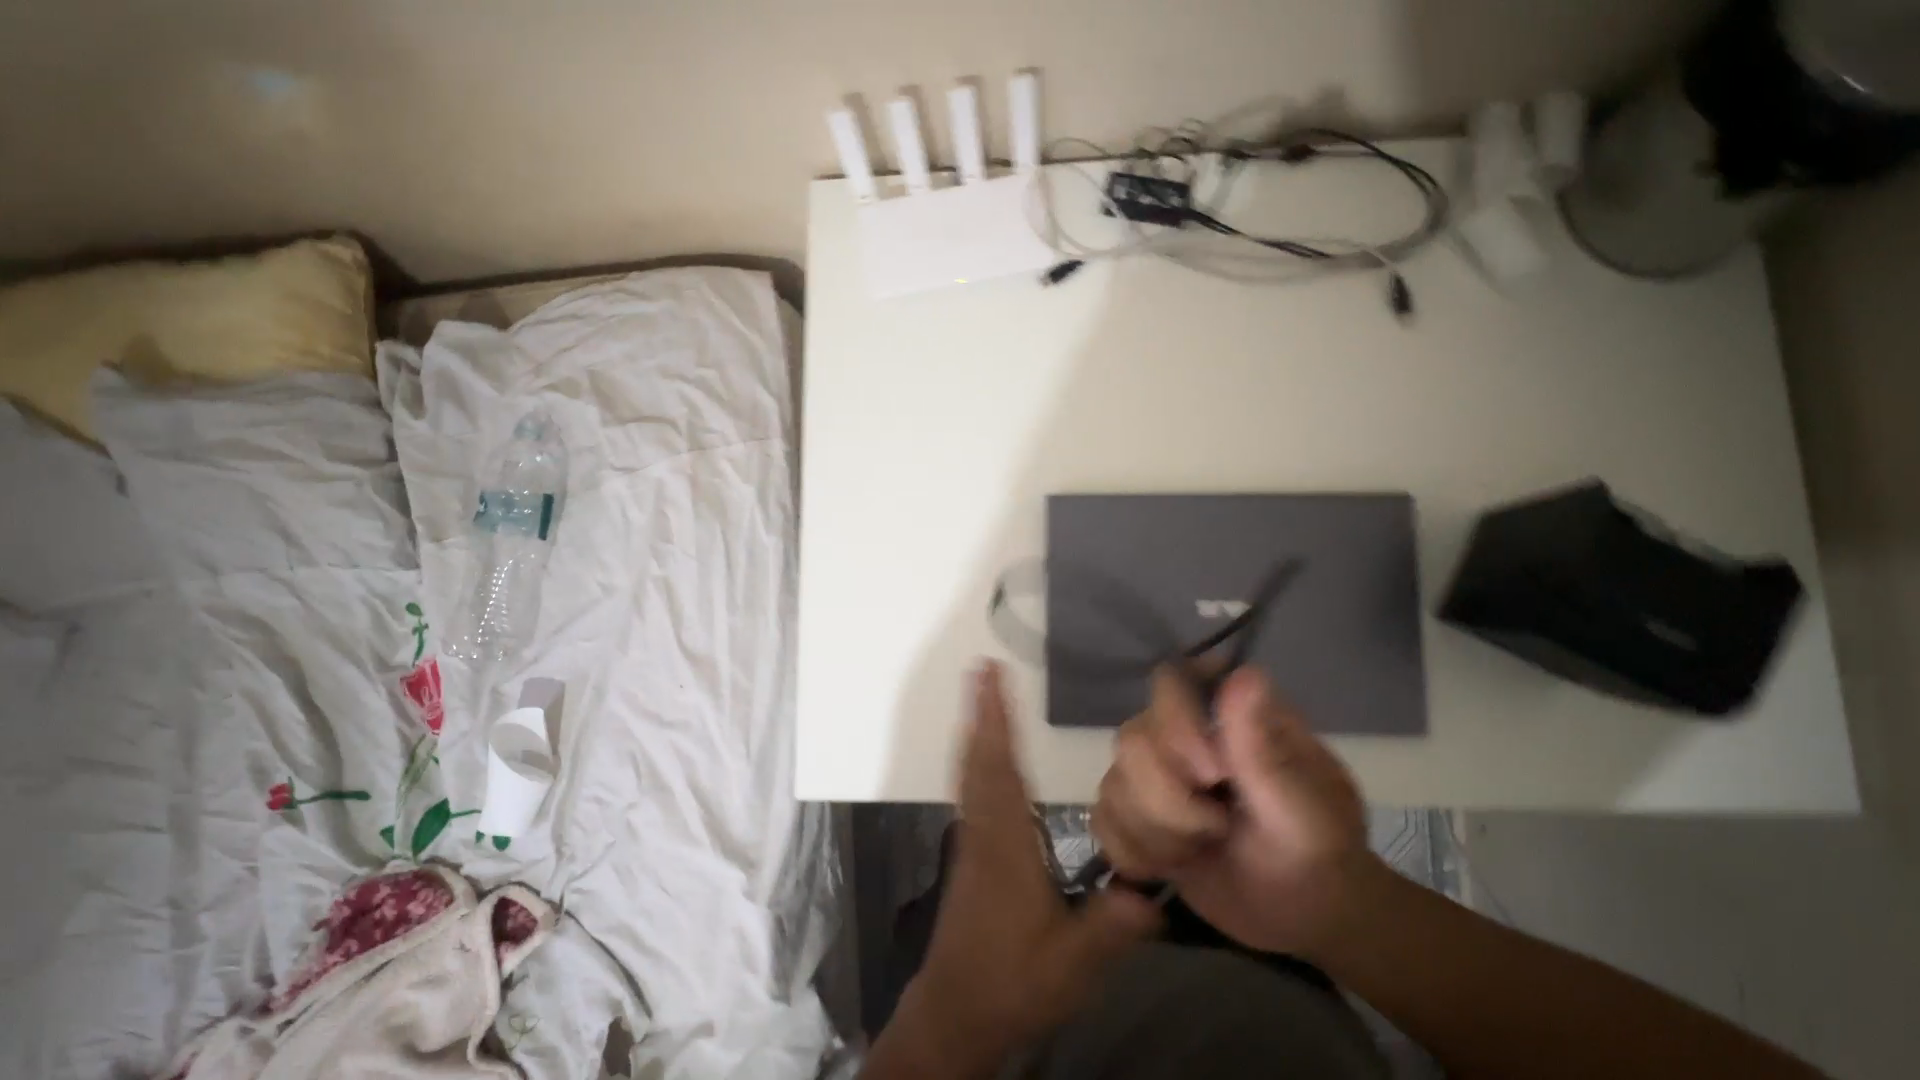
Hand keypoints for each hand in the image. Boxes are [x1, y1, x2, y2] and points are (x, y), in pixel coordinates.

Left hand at [887, 663, 1159, 1078]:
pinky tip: (988, 766)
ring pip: (969, 778)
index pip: (1001, 772)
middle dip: (982, 715)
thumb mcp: (1073, 963)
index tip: (989, 679)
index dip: (996, 723)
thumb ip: (1113, 926)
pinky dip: (976, 765)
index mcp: (1006, 847)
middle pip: (978, 763)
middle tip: (982, 670)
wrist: (955, 1013)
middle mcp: (983, 835)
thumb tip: (1154, 892)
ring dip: (976, 735)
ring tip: (984, 701)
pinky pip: (970, 795)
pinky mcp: (969, 861)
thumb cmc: (1012, 983)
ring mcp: (972, 846)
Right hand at [1091, 665, 1377, 958]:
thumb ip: (1266, 751)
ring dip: (1157, 833)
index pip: (1173, 682)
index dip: (1177, 724)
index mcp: (1230, 714)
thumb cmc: (1320, 851)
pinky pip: (1103, 821)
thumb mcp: (1306, 809)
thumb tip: (1245, 675)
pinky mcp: (1137, 817)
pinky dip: (1134, 853)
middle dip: (1169, 799)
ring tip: (1204, 848)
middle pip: (1132, 739)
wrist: (1306, 914)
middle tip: (1219, 827)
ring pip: (1113, 785)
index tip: (1213, 772)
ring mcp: (1156, 776)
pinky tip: (1172, 867)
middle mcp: (1183, 734)